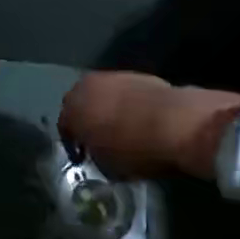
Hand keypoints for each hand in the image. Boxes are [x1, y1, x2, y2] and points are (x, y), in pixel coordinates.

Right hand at [58, 71, 239, 180]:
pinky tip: (135, 115)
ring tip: (117, 125)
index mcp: (74, 108)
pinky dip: (123, 100)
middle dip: (85, 117)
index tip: (83, 155)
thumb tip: (97, 150)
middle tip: (96, 137)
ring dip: (104, 105)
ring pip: (100, 91)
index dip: (73, 142)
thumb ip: (95, 153)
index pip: (64, 125)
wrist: (175, 120)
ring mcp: (114, 75)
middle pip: (79, 101)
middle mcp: (88, 85)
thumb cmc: (135, 149)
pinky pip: (120, 89)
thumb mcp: (108, 165)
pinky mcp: (137, 73)